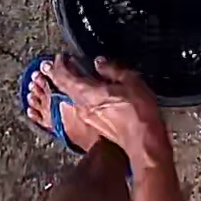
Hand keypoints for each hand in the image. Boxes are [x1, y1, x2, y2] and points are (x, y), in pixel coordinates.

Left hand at [42, 55, 171, 166]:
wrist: (143, 143)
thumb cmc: (138, 114)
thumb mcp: (130, 82)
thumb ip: (112, 70)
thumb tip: (100, 63)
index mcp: (87, 93)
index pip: (63, 77)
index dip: (58, 65)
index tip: (58, 57)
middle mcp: (82, 106)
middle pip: (63, 87)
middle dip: (59, 74)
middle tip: (57, 65)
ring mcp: (86, 117)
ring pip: (71, 97)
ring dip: (69, 85)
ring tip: (73, 76)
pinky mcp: (93, 124)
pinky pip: (80, 106)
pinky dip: (79, 96)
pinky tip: (88, 93)